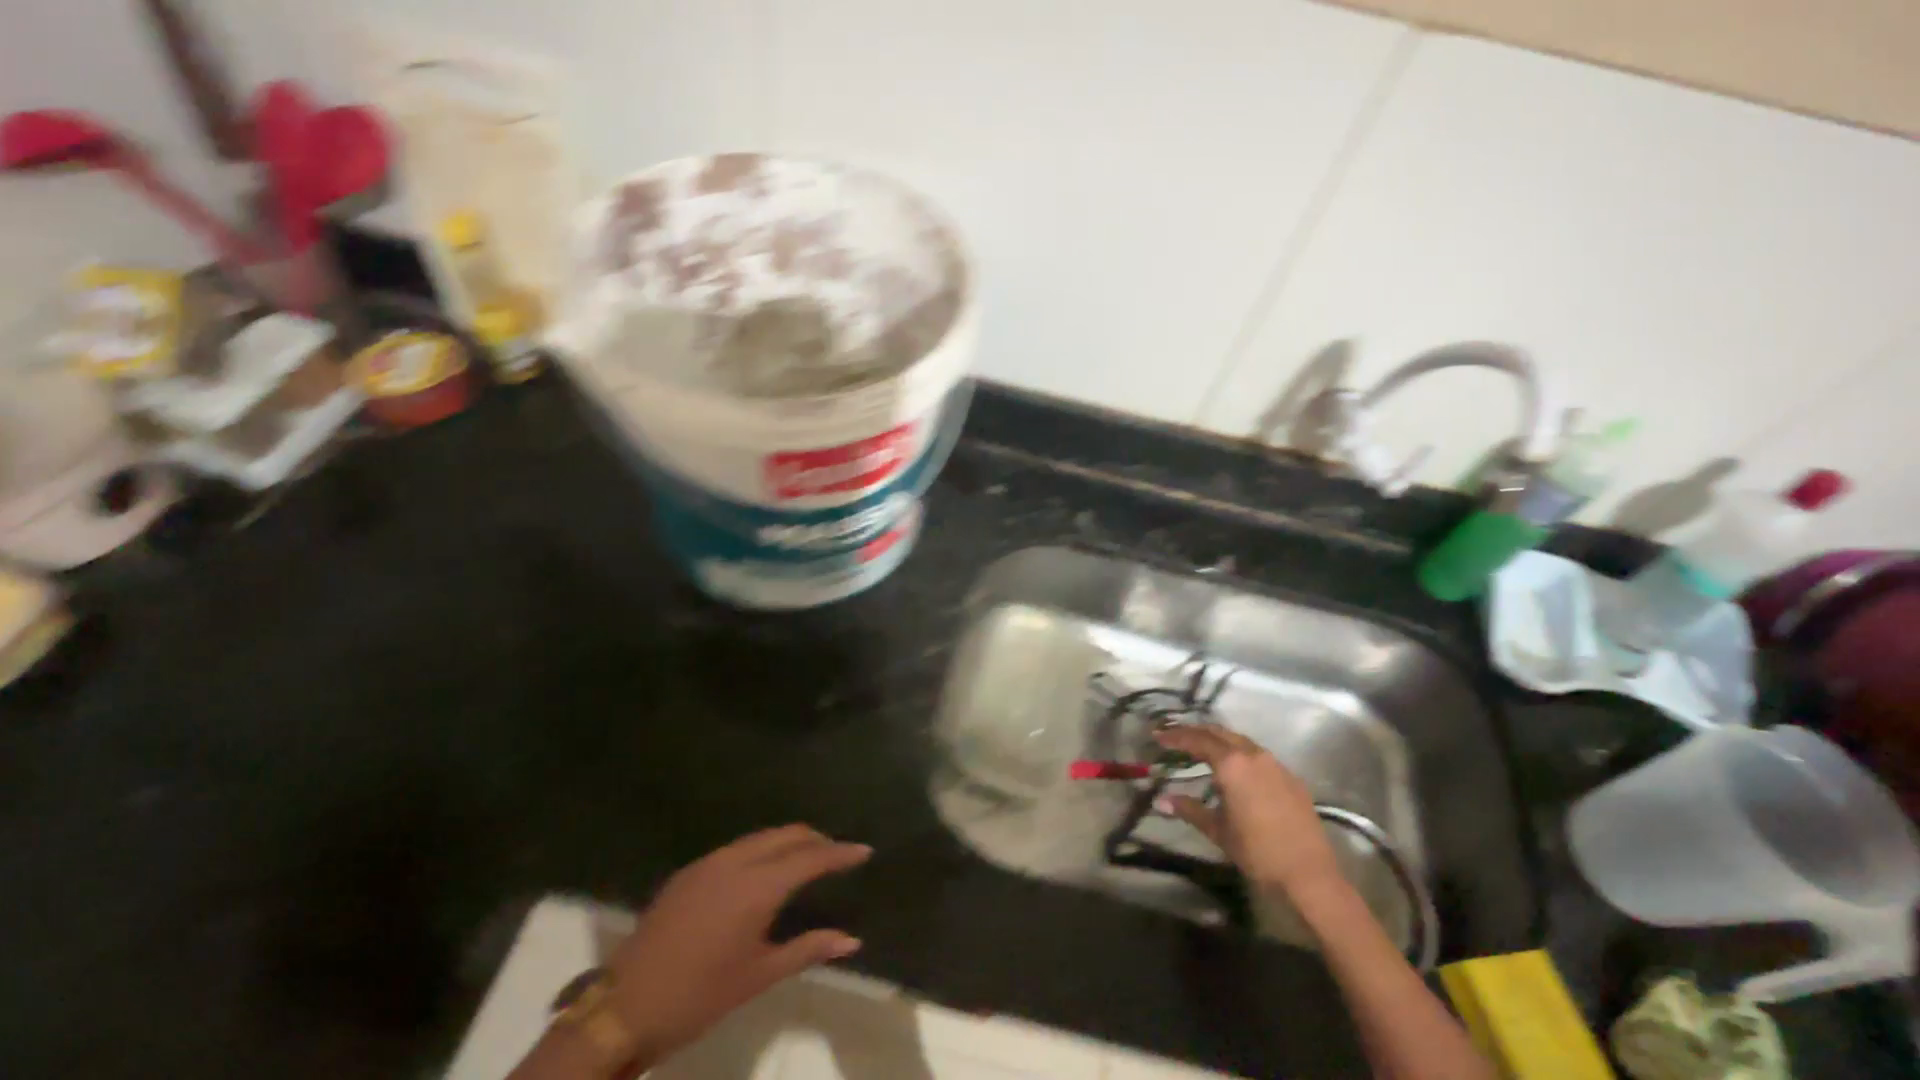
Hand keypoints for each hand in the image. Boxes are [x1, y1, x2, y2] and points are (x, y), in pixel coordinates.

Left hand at [605, 826, 871, 1066]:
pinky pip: (733, 850)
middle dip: (815, 839)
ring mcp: (705, 865)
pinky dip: (759, 851)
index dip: (839, 853)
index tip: (864, 851)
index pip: (809, 858)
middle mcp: (733, 863)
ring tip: (806, 860)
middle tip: (838, 853)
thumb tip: (852, 940)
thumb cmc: (700, 995)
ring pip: (757, 838)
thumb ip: (808, 949)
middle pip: (783, 835)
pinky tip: (763, 873)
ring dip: (786, 842)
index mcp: (756, 887)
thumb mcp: (759, 975)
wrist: (626, 1006)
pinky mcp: (686, 875)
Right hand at [1152, 724, 1341, 897]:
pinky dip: (1239, 753)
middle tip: (1175, 735)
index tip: (1158, 735)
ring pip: (1241, 741)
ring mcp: (1276, 764)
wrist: (1307, 872)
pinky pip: (1258, 755)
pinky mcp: (1290, 777)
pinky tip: (1234, 769)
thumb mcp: (1218, 830)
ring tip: (1200, 748)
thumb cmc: (1257, 851)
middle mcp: (1254, 755)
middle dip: (1196, 731)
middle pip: (1220, 733)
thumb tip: (1162, 801)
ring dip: (1218, 740)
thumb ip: (1189, 810)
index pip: (1198, 740)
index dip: (1176, 736)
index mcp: (1233, 764)